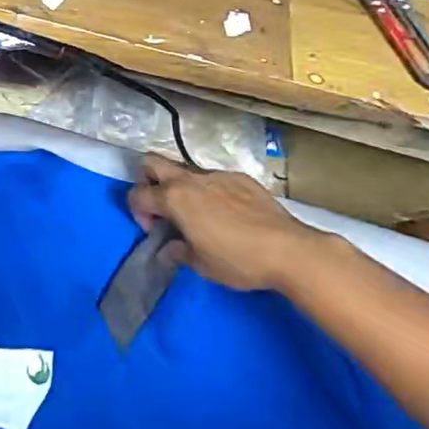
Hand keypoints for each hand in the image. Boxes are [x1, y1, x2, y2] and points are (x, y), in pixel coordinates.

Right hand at [127, 156, 328, 292]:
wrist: (291, 251)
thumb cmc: (239, 260)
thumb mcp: (202, 265)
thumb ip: (179, 251)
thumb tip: (172, 246)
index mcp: (173, 198)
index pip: (137, 195)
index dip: (139, 213)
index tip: (155, 231)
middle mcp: (189, 180)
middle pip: (152, 162)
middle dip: (148, 180)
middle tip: (162, 205)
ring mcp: (216, 175)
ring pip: (185, 170)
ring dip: (182, 187)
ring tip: (199, 213)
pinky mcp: (241, 178)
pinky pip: (215, 178)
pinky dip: (212, 191)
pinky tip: (230, 213)